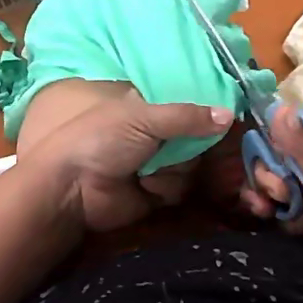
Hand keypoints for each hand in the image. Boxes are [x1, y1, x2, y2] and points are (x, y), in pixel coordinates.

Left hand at [28, 85, 233, 232]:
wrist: (73, 187)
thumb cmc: (102, 140)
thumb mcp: (144, 119)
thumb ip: (188, 117)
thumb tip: (229, 114)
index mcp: (150, 109)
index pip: (189, 108)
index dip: (206, 114)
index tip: (225, 118)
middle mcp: (157, 136)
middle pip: (197, 140)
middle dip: (190, 147)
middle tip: (172, 147)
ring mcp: (157, 165)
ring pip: (191, 167)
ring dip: (173, 170)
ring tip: (146, 171)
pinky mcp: (157, 194)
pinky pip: (180, 190)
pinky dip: (164, 189)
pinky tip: (144, 187)